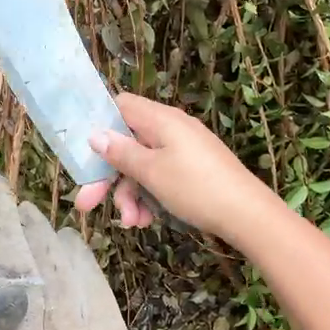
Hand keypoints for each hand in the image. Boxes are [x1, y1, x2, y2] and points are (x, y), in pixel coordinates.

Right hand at [73, 93, 277, 238]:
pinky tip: (147, 221)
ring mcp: (185, 151)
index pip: (119, 105)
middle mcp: (172, 129)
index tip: (81, 152)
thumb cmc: (196, 188)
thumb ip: (121, 153)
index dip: (97, 124)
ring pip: (143, 167)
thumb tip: (95, 134)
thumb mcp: (152, 172)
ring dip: (131, 195)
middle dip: (108, 177)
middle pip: (127, 144)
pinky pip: (162, 178)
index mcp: (161, 119)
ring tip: (132, 223)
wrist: (247, 214)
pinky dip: (151, 198)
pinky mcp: (195, 171)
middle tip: (87, 205)